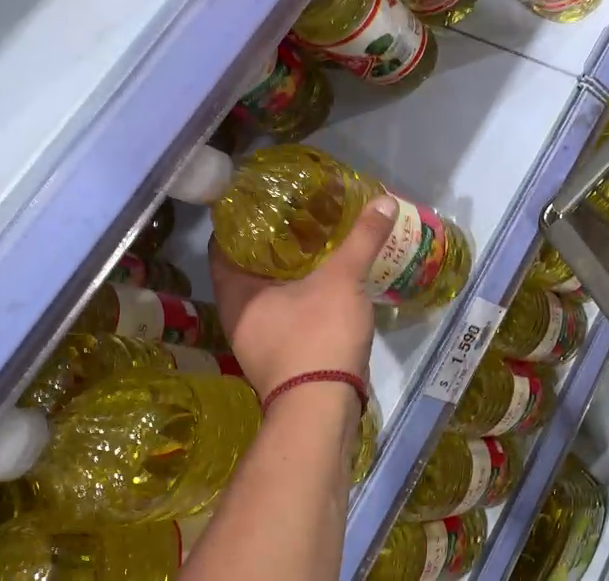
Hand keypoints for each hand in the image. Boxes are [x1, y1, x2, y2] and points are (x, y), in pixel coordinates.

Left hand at [209, 195, 395, 396]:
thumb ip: (362, 237)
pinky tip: (330, 280)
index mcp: (239, 296)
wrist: (322, 407)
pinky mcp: (283, 356)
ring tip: (320, 242)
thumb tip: (384, 200)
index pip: (224, 248)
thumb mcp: (343, 278)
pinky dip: (304, 293)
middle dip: (274, 243)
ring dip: (292, 270)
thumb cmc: (318, 336)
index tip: (264, 201)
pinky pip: (288, 312)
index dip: (241, 222)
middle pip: (249, 270)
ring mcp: (261, 341)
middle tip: (300, 215)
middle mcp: (240, 318)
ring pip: (271, 293)